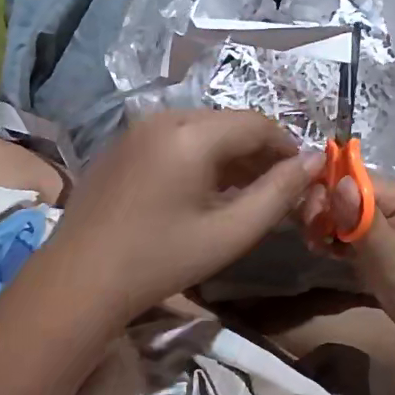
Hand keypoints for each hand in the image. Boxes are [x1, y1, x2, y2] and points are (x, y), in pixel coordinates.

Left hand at [43, 111, 322, 321]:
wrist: (80, 278)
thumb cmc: (160, 259)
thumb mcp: (230, 232)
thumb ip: (279, 194)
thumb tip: (314, 161)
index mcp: (191, 133)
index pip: (257, 123)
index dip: (287, 147)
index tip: (302, 179)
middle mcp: (162, 117)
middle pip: (227, 123)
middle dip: (257, 153)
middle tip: (274, 192)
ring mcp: (135, 130)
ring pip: (199, 130)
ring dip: (227, 156)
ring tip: (241, 195)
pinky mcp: (119, 146)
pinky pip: (170, 140)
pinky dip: (195, 158)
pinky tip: (199, 193)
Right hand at [301, 174, 394, 327]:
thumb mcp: (390, 256)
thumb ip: (364, 220)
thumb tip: (339, 181)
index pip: (351, 178)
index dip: (325, 193)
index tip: (311, 222)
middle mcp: (391, 200)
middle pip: (342, 191)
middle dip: (321, 211)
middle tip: (313, 241)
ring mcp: (382, 219)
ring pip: (339, 209)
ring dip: (322, 226)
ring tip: (319, 249)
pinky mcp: (373, 237)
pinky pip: (344, 227)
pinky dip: (331, 237)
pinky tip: (326, 253)